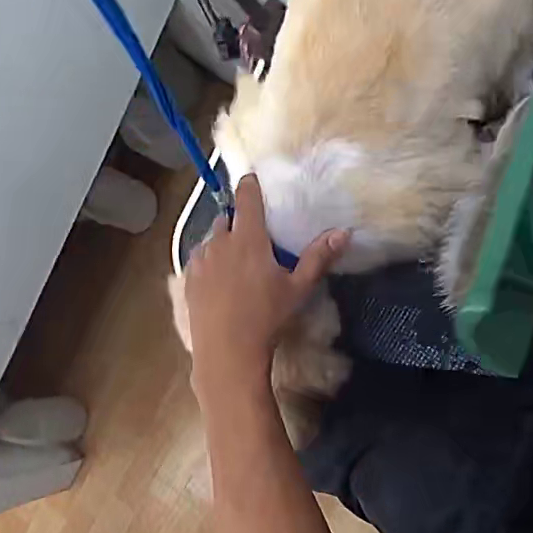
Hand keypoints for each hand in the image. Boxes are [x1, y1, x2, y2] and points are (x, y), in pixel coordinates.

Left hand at [184, 175, 346, 400]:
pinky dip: (211, 260)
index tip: (254, 181)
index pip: (246, 198)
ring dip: (223, 240)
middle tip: (255, 236)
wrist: (228, 351)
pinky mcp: (188, 278)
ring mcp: (200, 259)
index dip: (250, 185)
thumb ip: (318, 258)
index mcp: (248, 238)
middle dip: (239, 220)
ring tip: (238, 260)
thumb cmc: (267, 317)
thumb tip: (344, 232)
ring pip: (211, 238)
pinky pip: (199, 258)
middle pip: (227, 217)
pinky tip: (221, 279)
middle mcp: (219, 241)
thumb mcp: (298, 288)